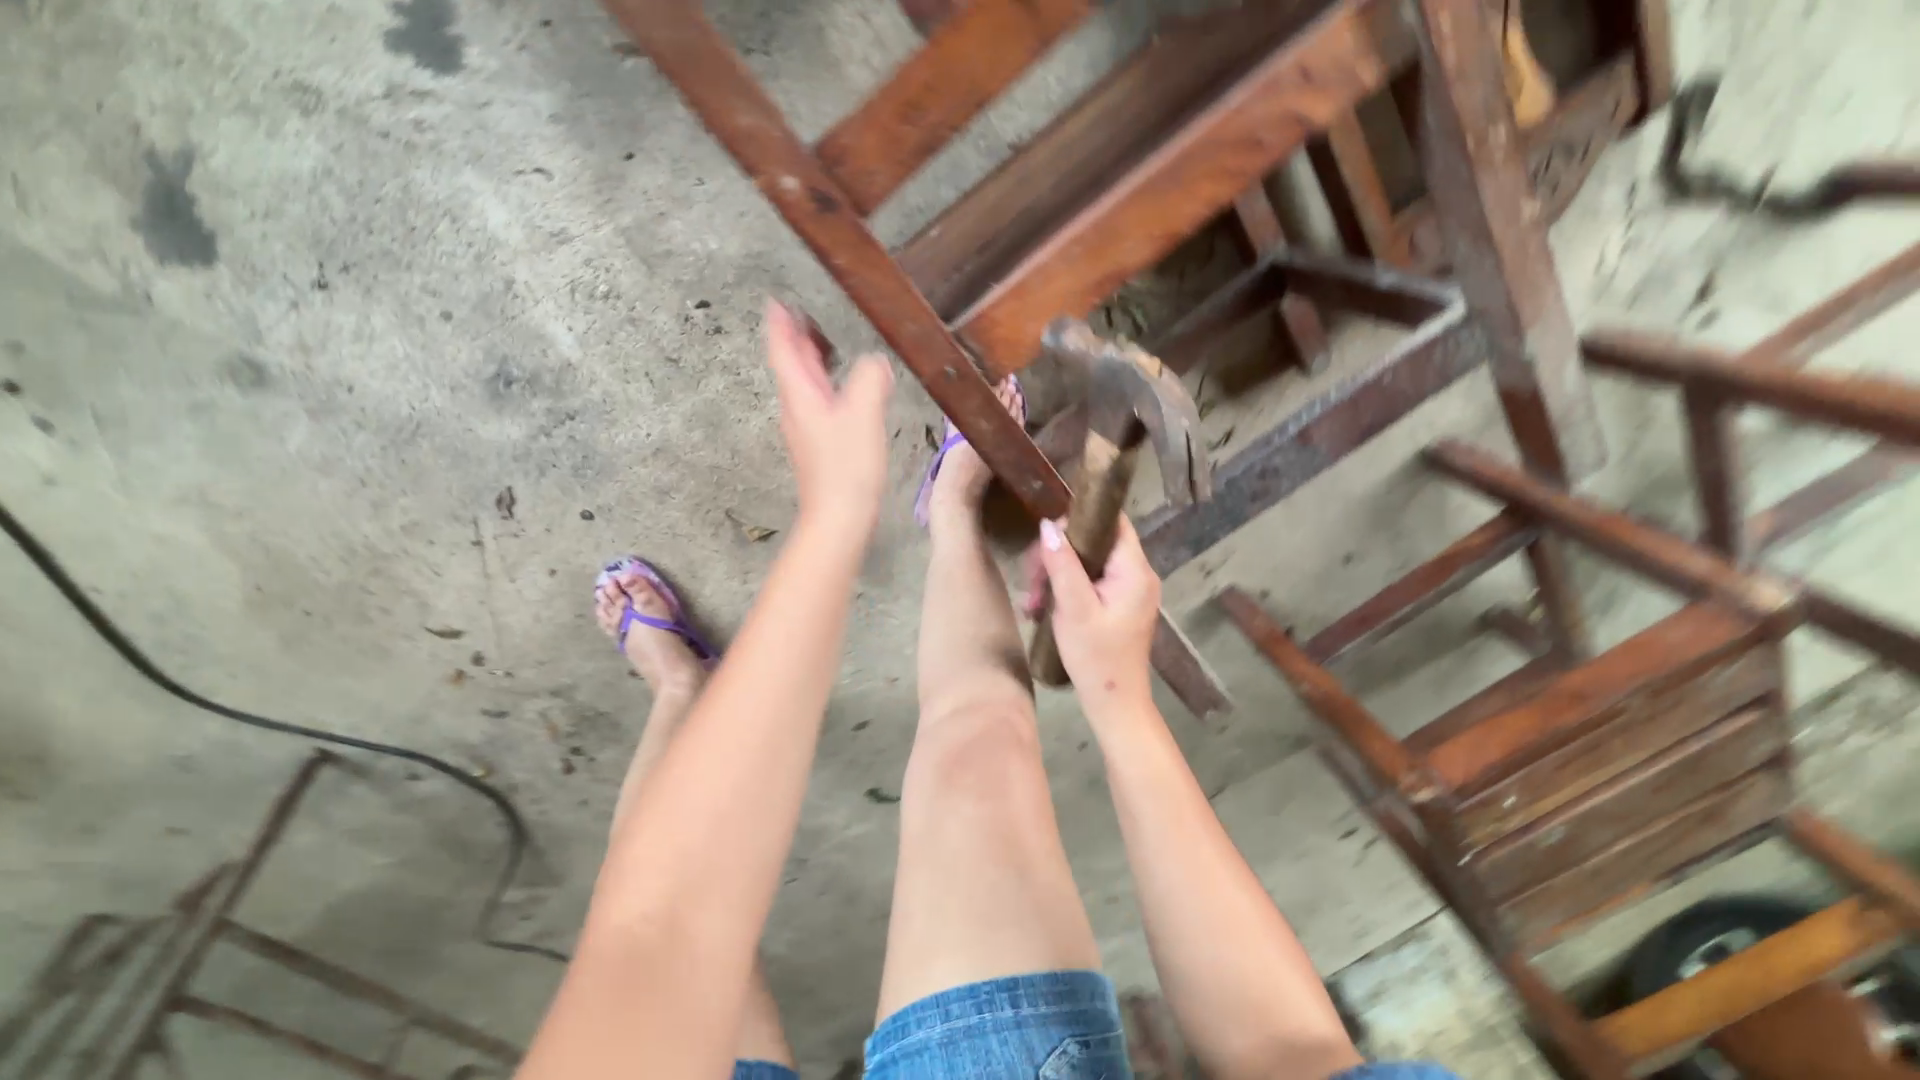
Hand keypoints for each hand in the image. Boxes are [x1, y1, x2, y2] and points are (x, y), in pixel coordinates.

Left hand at [764, 299, 894, 535]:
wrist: (839, 517)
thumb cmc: (846, 468)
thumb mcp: (863, 414)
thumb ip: (869, 380)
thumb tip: (876, 362)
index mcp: (800, 396)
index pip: (783, 351)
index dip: (779, 325)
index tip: (775, 302)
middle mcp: (797, 410)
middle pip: (792, 367)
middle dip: (796, 339)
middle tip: (803, 315)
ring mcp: (807, 429)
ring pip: (805, 386)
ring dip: (812, 362)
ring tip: (825, 343)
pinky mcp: (820, 445)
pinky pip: (819, 404)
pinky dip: (826, 385)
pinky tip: (844, 389)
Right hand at [1023, 515, 1161, 716]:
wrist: (1114, 703)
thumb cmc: (1096, 658)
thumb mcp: (1073, 609)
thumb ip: (1062, 564)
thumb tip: (1048, 525)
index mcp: (1134, 570)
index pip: (1112, 521)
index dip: (1078, 519)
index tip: (1048, 537)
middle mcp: (1138, 574)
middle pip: (1094, 541)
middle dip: (1058, 555)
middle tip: (1032, 579)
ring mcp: (1130, 590)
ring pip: (1088, 562)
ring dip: (1056, 575)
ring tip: (1033, 601)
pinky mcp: (1120, 604)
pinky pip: (1091, 581)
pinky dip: (1066, 589)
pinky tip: (1043, 608)